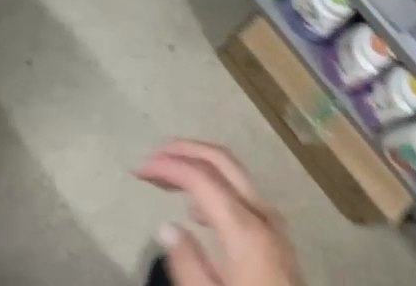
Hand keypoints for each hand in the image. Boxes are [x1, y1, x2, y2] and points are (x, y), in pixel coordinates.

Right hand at [134, 140, 304, 285]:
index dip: (168, 166)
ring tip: (166, 177)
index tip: (137, 169)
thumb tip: (167, 227)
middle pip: (223, 161)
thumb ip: (187, 264)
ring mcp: (274, 222)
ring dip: (200, 166)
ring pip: (235, 174)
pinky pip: (243, 194)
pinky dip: (216, 187)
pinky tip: (197, 209)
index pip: (202, 176)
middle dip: (186, 150)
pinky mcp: (277, 236)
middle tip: (152, 155)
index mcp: (245, 227)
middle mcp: (263, 213)